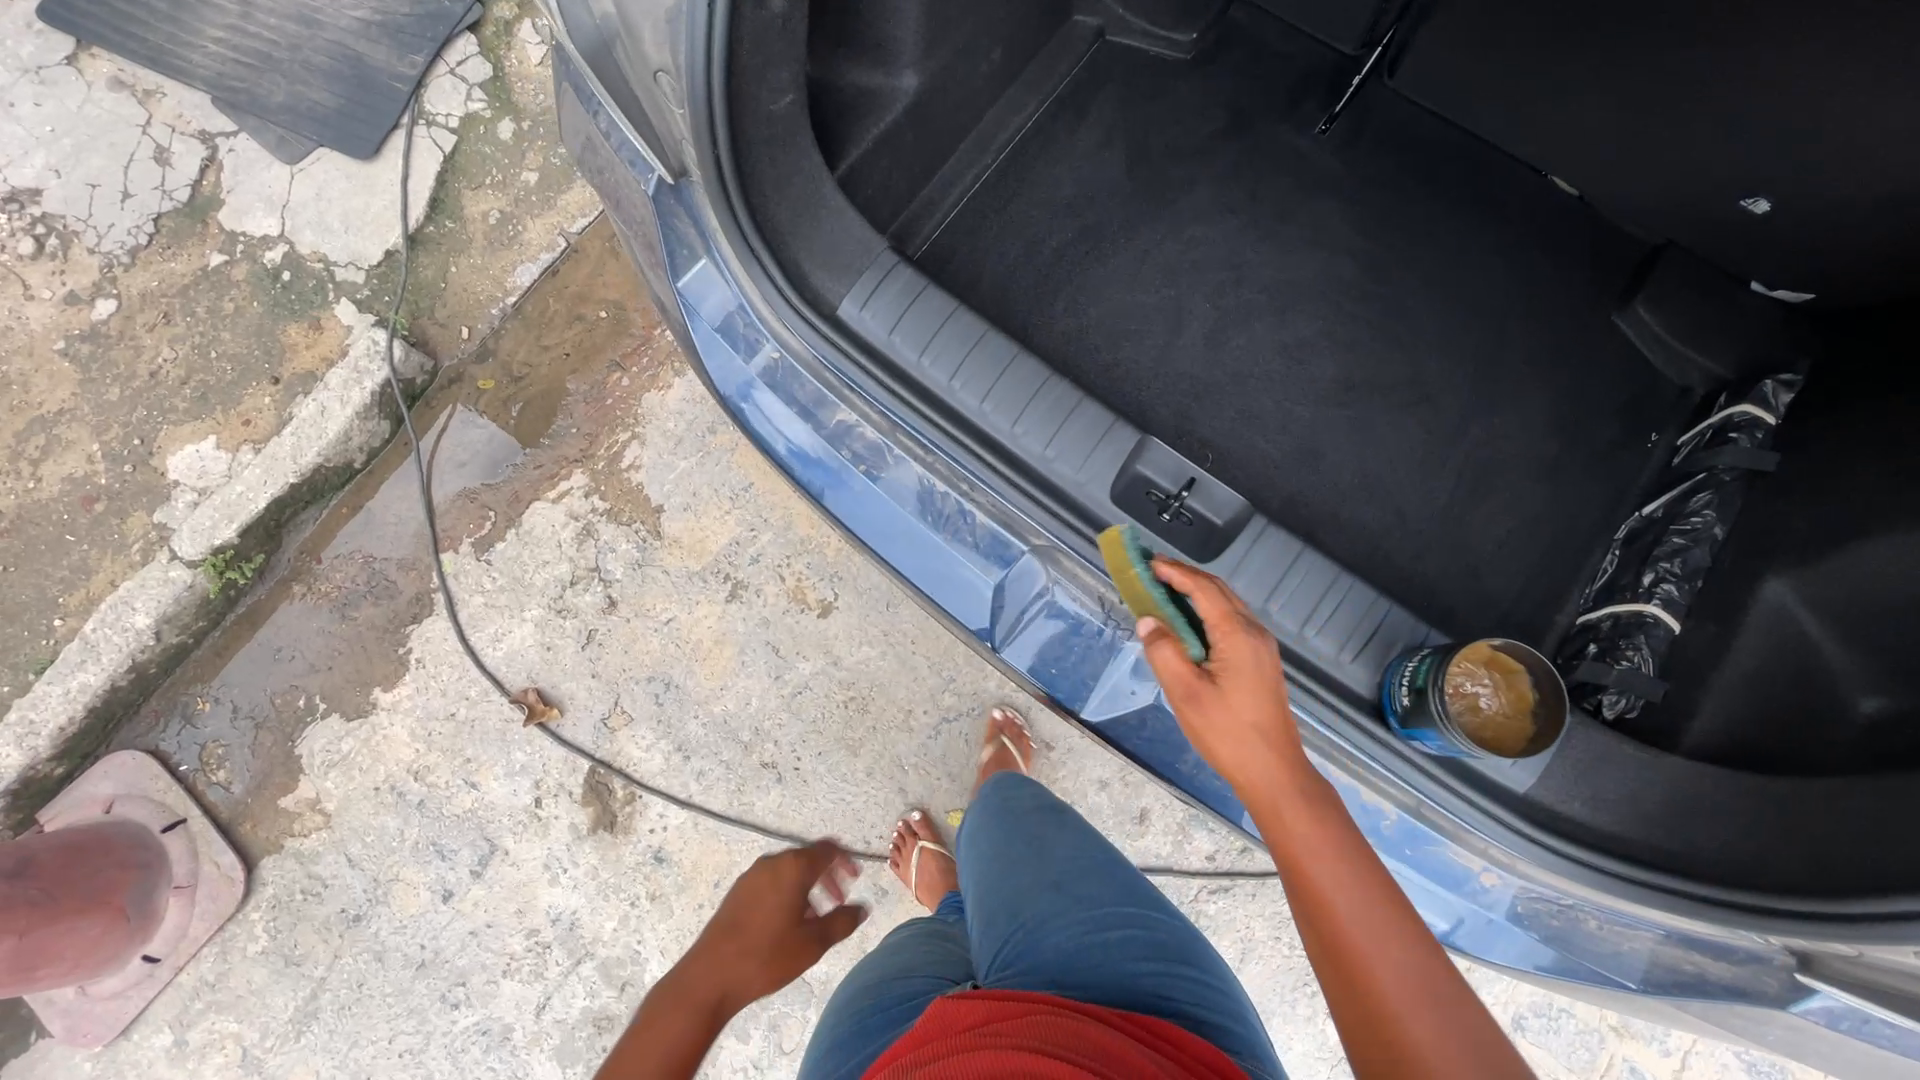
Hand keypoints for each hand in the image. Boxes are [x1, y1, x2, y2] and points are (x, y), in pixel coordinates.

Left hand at [673, 841, 866, 1017]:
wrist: (710, 977)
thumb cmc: (767, 956)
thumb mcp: (814, 943)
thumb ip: (842, 921)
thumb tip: (862, 908)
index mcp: (792, 867)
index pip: (827, 849)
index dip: (845, 860)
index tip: (855, 880)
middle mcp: (772, 863)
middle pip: (807, 859)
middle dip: (827, 877)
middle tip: (838, 903)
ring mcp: (751, 876)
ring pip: (788, 872)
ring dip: (807, 888)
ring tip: (814, 919)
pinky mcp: (737, 892)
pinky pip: (772, 882)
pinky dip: (788, 893)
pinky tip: (788, 924)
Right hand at [1136, 557, 1307, 795]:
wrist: (1273, 770)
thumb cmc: (1226, 733)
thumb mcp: (1185, 693)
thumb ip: (1164, 651)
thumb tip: (1148, 621)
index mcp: (1237, 634)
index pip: (1203, 589)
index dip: (1174, 572)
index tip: (1147, 563)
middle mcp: (1254, 633)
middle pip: (1218, 591)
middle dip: (1185, 577)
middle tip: (1152, 572)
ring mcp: (1261, 648)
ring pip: (1227, 607)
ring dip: (1196, 594)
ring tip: (1164, 593)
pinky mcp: (1260, 662)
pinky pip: (1231, 624)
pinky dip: (1207, 614)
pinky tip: (1188, 626)